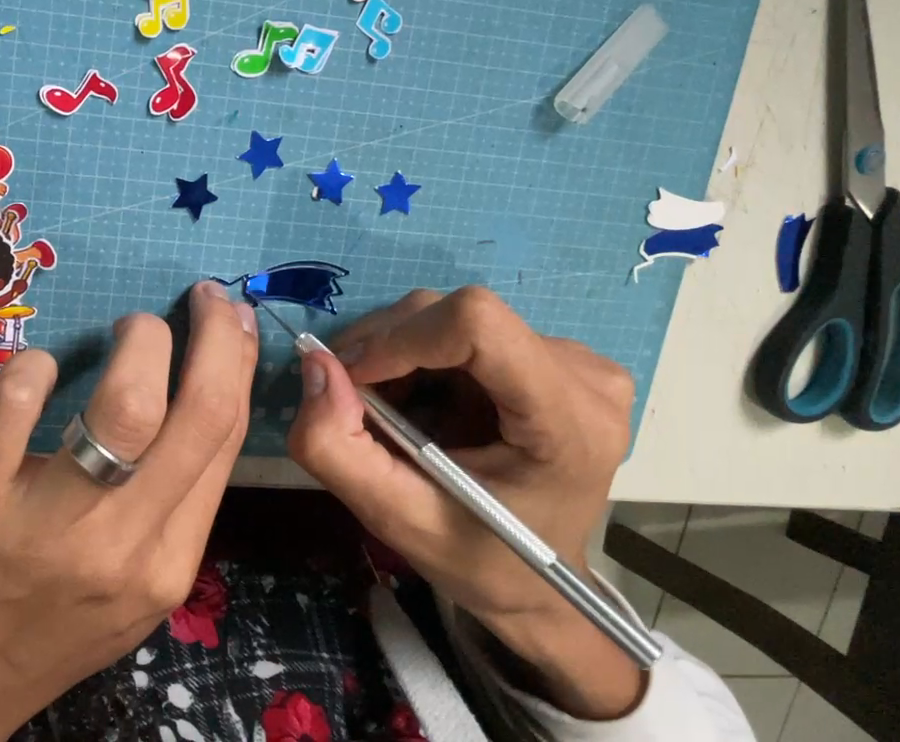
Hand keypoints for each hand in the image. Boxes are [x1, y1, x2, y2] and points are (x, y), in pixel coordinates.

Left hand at [0, 281, 259, 741]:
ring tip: (133, 327)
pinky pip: (16, 406)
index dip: (238, 364)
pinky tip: (40, 367)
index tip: (234, 322)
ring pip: (125, 406)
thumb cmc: (51, 626)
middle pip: (197, 413)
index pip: (225, 439)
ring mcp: (47, 523)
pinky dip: (36, 368)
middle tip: (206, 298)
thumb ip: (173, 506)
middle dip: (214, 337)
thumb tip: (200, 398)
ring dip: (140, 343)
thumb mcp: (136, 589)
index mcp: (169, 562)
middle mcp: (122, 544)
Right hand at [287, 287, 643, 719]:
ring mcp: (574, 359)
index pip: (478, 325)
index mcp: (568, 422)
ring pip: (450, 316)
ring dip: (396, 355)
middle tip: (356, 406)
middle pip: (454, 314)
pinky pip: (462, 329)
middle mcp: (584, 375)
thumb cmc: (478, 560)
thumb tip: (316, 363)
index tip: (352, 380)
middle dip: (385, 351)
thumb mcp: (395, 520)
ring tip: (390, 414)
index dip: (400, 339)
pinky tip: (419, 404)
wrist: (538, 584)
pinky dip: (417, 357)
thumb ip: (338, 448)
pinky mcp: (553, 354)